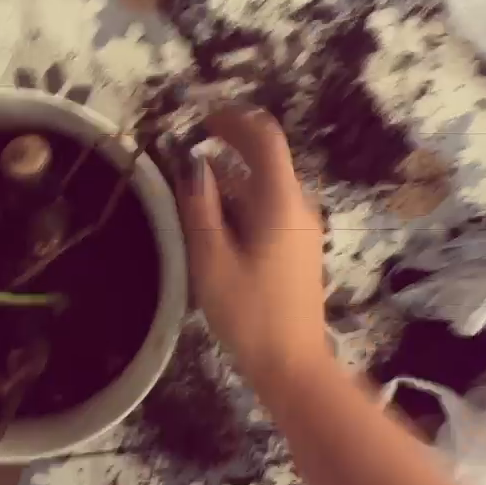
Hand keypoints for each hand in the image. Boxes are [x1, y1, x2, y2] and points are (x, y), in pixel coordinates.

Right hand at [176, 105, 330, 394]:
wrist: (292, 364)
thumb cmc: (249, 315)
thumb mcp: (212, 262)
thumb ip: (201, 209)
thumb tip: (193, 166)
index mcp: (280, 203)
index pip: (264, 138)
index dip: (233, 120)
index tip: (201, 120)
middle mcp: (298, 207)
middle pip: (264, 162)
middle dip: (226, 152)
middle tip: (184, 160)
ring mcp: (302, 228)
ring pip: (264, 188)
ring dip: (230, 183)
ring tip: (190, 199)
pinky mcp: (298, 248)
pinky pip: (268, 211)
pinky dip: (240, 206)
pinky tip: (214, 227)